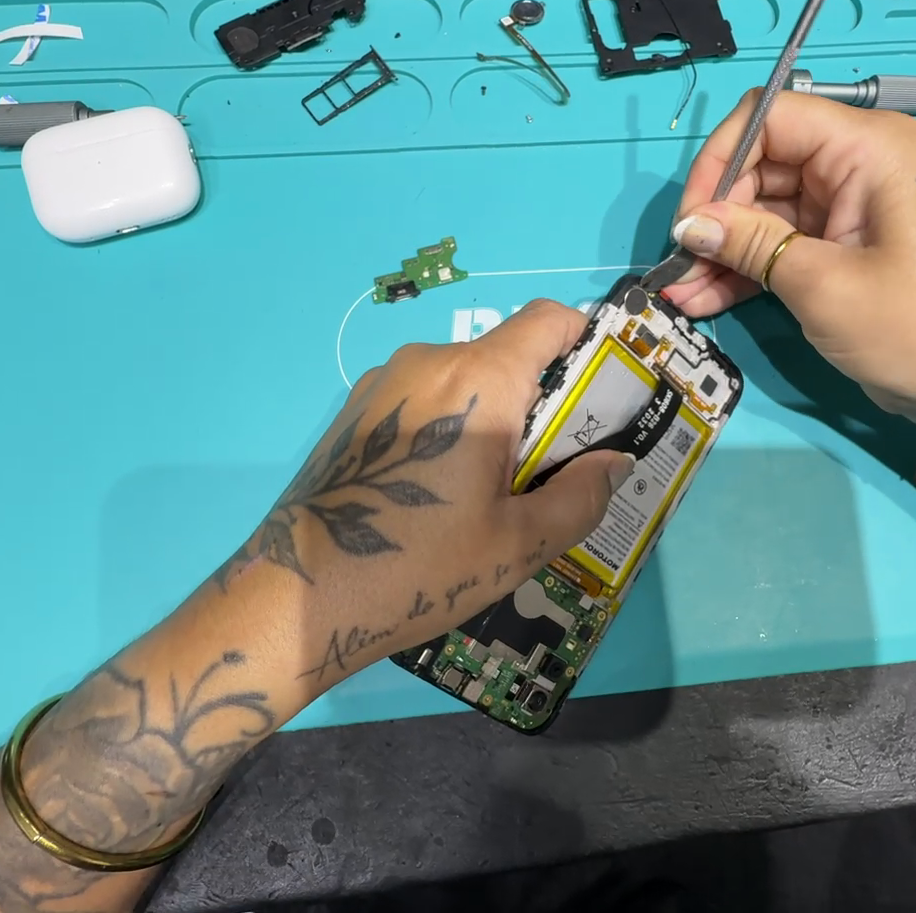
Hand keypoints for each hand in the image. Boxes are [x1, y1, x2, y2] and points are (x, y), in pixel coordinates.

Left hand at [217, 300, 631, 698]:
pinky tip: (434, 486)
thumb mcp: (518, 545)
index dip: (584, 340)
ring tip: (487, 485)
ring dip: (493, 412)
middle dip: (541, 397)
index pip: (548, 318)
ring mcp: (386, 380)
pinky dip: (450, 421)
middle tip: (547, 465)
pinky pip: (425, 394)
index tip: (596, 391)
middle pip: (508, 354)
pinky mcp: (357, 407)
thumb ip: (581, 498)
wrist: (298, 597)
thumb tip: (617, 463)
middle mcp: (431, 361)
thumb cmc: (420, 568)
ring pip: (464, 375)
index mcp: (480, 380)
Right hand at [662, 91, 915, 413]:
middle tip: (678, 267)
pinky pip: (779, 245)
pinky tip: (703, 299)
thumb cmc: (914, 326)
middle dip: (714, 217)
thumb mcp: (820, 282)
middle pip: (761, 167)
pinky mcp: (840, 248)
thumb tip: (687, 226)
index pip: (770, 118)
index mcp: (865, 147)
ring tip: (680, 292)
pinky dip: (744, 270)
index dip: (720, 162)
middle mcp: (854, 165)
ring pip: (763, 212)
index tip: (689, 220)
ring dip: (720, 251)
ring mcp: (846, 209)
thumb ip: (749, 244)